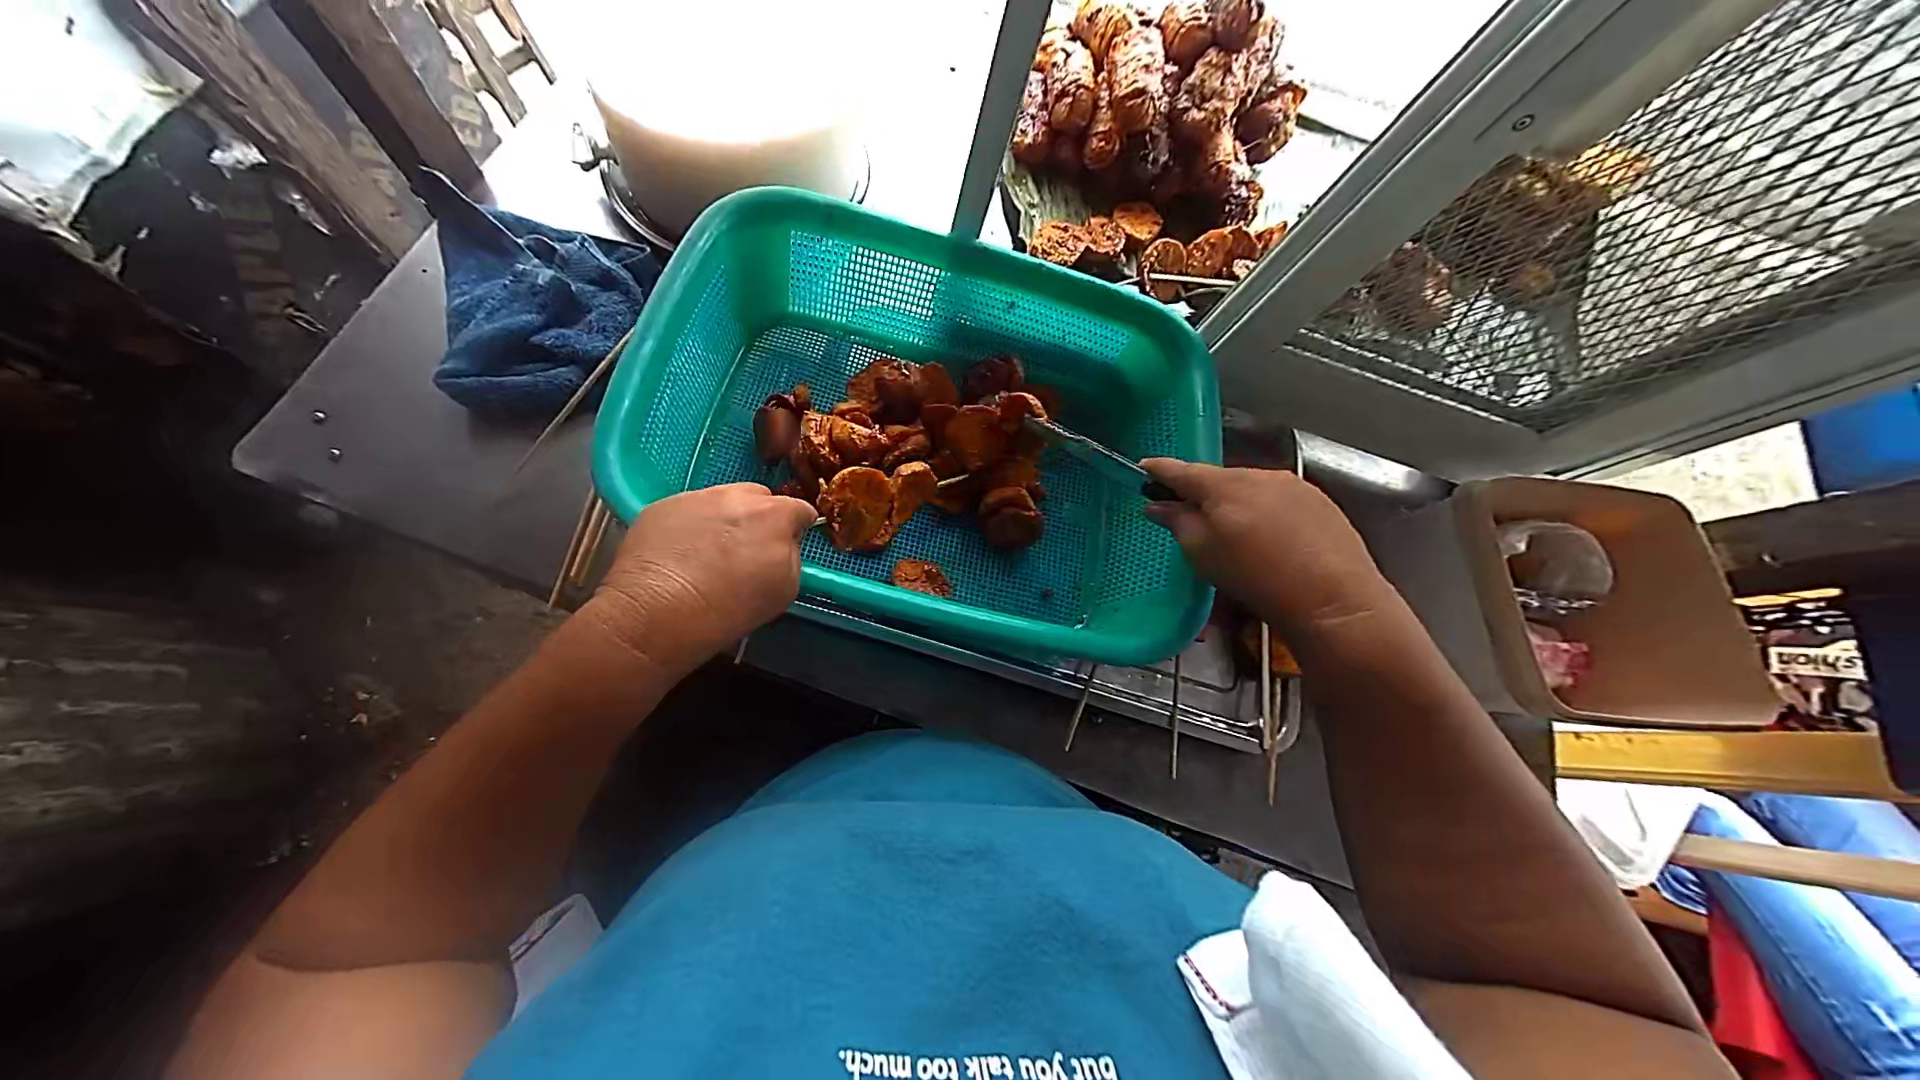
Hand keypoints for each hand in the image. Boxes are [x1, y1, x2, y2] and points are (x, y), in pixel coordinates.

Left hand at [584, 483, 815, 670]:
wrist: (660, 611)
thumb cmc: (731, 607)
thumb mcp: (786, 588)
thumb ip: (791, 555)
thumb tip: (783, 544)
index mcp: (775, 515)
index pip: (800, 509)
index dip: (796, 528)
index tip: (787, 545)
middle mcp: (738, 496)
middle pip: (760, 497)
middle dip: (760, 518)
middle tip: (747, 549)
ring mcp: (697, 497)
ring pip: (722, 500)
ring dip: (724, 520)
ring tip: (709, 553)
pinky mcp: (663, 506)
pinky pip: (688, 510)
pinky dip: (691, 526)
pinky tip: (681, 555)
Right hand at [1140, 459, 1396, 636]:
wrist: (1332, 599)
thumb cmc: (1256, 579)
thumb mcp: (1202, 554)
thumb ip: (1177, 522)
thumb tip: (1160, 506)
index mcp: (1224, 485)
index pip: (1182, 470)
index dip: (1160, 470)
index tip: (1144, 469)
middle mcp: (1259, 475)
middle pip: (1218, 478)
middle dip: (1201, 493)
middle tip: (1188, 516)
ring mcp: (1293, 485)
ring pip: (1250, 488)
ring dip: (1235, 503)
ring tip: (1234, 535)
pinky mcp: (1319, 501)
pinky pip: (1277, 499)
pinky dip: (1264, 511)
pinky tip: (1268, 540)